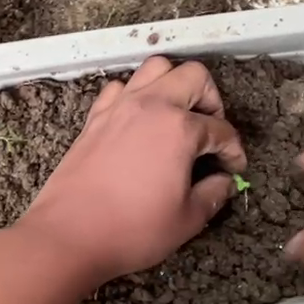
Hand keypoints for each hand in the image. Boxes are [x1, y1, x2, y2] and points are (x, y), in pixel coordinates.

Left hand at [18, 57, 247, 284]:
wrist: (69, 235)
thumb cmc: (131, 229)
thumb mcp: (187, 219)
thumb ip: (214, 194)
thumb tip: (225, 182)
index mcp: (179, 128)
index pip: (221, 130)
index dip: (234, 150)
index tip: (234, 167)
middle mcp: (151, 106)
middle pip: (194, 76)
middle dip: (212, 100)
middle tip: (212, 130)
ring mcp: (120, 107)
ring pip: (155, 68)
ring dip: (174, 84)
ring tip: (179, 114)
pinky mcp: (96, 117)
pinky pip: (121, 88)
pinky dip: (137, 95)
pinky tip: (141, 121)